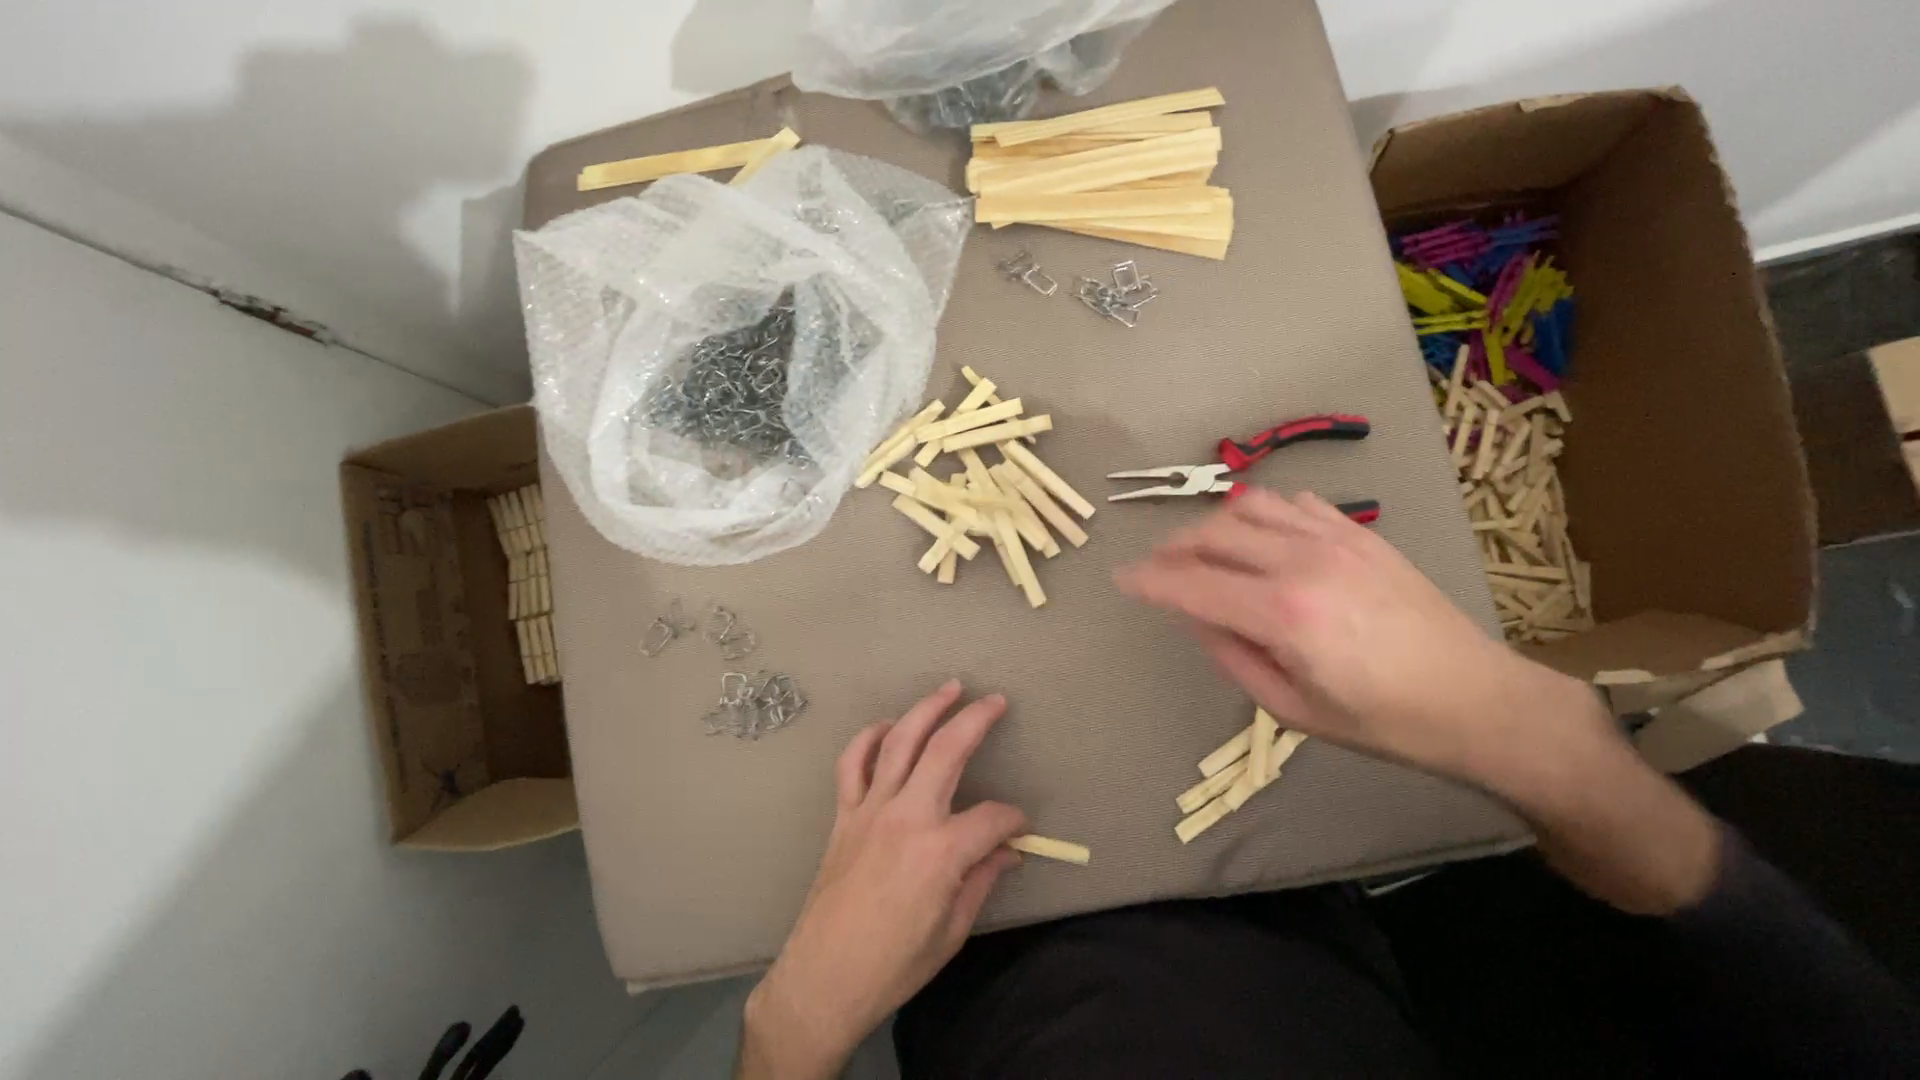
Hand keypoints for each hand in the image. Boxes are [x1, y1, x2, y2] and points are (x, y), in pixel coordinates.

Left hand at [738, 681, 1027, 1079]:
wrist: (823, 980)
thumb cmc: (894, 965)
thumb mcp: (952, 930)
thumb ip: (981, 880)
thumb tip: (1007, 852)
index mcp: (941, 852)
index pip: (992, 817)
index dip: (1013, 821)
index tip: (1020, 831)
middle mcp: (906, 817)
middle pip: (947, 749)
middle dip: (977, 719)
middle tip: (997, 700)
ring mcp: (870, 810)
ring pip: (900, 741)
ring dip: (926, 708)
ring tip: (949, 689)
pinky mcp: (844, 815)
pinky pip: (853, 763)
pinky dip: (870, 737)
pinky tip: (888, 728)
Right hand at [1115, 488, 1589, 783]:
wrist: (1476, 700)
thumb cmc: (1382, 721)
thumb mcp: (1292, 709)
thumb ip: (1233, 656)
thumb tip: (1194, 616)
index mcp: (1283, 614)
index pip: (1192, 584)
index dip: (1148, 580)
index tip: (1121, 579)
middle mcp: (1303, 562)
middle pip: (1214, 533)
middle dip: (1172, 547)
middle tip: (1154, 567)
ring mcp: (1336, 540)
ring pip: (1251, 507)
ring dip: (1213, 523)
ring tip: (1201, 548)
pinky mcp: (1362, 534)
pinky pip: (1296, 505)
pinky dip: (1264, 514)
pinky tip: (1261, 538)